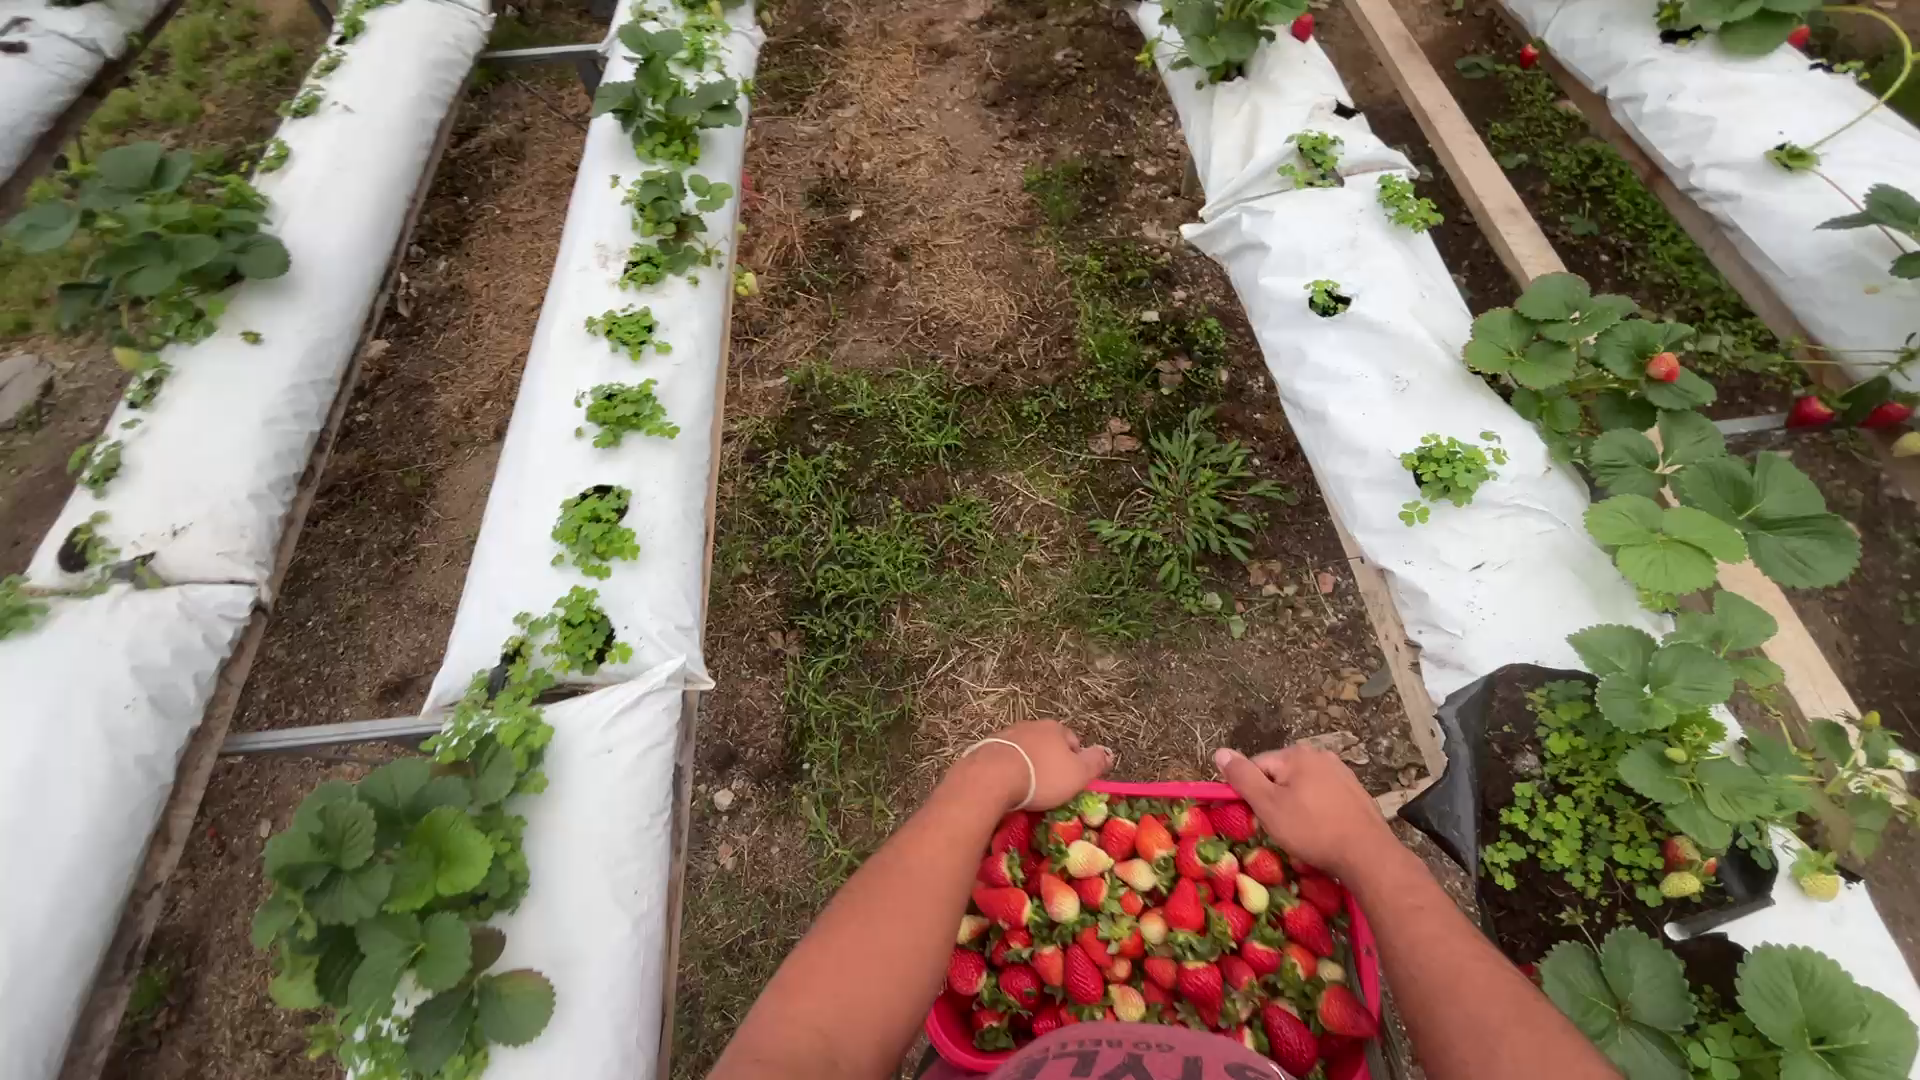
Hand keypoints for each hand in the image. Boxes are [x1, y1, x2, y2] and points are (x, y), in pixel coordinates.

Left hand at [955, 722, 1112, 812]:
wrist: (992, 777)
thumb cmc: (1042, 777)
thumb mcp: (1078, 774)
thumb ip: (1095, 762)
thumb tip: (1107, 752)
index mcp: (1055, 729)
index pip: (1073, 742)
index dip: (1076, 762)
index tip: (1072, 782)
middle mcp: (1030, 726)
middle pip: (1047, 745)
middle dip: (1050, 762)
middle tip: (1051, 788)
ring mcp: (1006, 735)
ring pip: (1025, 751)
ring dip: (1028, 765)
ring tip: (1028, 790)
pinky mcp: (987, 748)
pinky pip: (1005, 760)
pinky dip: (1009, 771)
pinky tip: (1008, 787)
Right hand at [1213, 743, 1397, 880]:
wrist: (1369, 856)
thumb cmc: (1312, 830)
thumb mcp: (1268, 805)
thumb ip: (1242, 777)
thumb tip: (1220, 752)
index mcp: (1296, 754)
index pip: (1256, 767)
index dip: (1251, 793)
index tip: (1257, 817)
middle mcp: (1319, 755)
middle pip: (1280, 775)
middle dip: (1275, 799)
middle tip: (1280, 827)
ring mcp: (1342, 773)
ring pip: (1302, 787)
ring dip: (1296, 805)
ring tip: (1303, 833)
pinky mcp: (1356, 793)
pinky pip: (1324, 797)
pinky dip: (1317, 811)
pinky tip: (1322, 831)